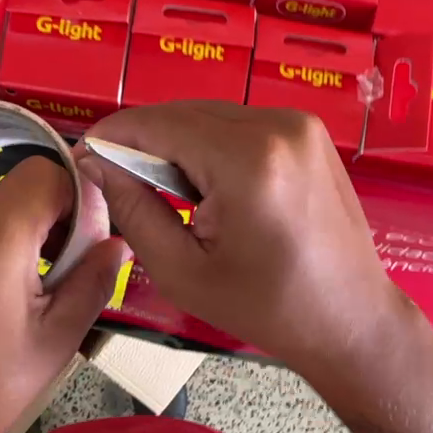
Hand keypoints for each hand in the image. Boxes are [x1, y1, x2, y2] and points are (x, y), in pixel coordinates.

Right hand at [75, 102, 409, 374]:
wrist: (349, 318)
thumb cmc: (267, 308)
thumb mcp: (183, 271)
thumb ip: (133, 210)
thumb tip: (96, 164)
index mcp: (248, 161)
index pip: (158, 124)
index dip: (113, 137)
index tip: (83, 158)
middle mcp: (277, 125)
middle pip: (183, 114)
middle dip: (145, 144)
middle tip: (122, 187)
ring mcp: (299, 124)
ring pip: (210, 117)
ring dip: (179, 148)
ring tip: (174, 199)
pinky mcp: (309, 133)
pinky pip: (239, 126)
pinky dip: (212, 150)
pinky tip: (210, 192)